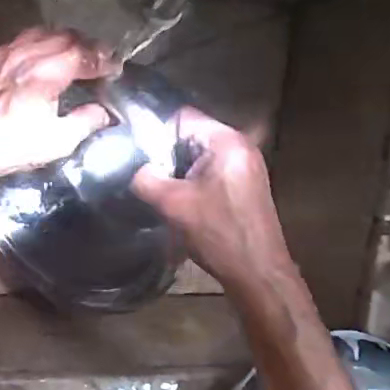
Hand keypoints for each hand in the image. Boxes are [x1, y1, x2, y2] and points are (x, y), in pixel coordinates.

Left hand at [0, 28, 115, 197]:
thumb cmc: (12, 147)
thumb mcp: (58, 141)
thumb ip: (85, 122)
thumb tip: (101, 112)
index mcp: (46, 74)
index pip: (83, 53)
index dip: (102, 58)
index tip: (112, 68)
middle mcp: (25, 58)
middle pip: (63, 36)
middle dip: (85, 45)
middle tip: (96, 59)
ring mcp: (3, 58)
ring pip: (37, 34)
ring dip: (59, 40)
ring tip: (69, 53)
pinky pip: (14, 44)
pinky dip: (32, 46)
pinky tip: (34, 58)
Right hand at [130, 107, 296, 291]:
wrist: (256, 272)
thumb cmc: (217, 233)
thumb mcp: (171, 203)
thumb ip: (145, 177)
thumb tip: (133, 167)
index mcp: (227, 142)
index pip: (182, 116)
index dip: (154, 130)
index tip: (135, 151)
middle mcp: (240, 147)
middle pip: (189, 135)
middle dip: (164, 153)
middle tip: (143, 173)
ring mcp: (244, 166)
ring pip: (196, 155)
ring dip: (175, 170)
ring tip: (158, 190)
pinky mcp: (242, 185)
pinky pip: (208, 171)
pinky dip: (190, 182)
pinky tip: (178, 202)